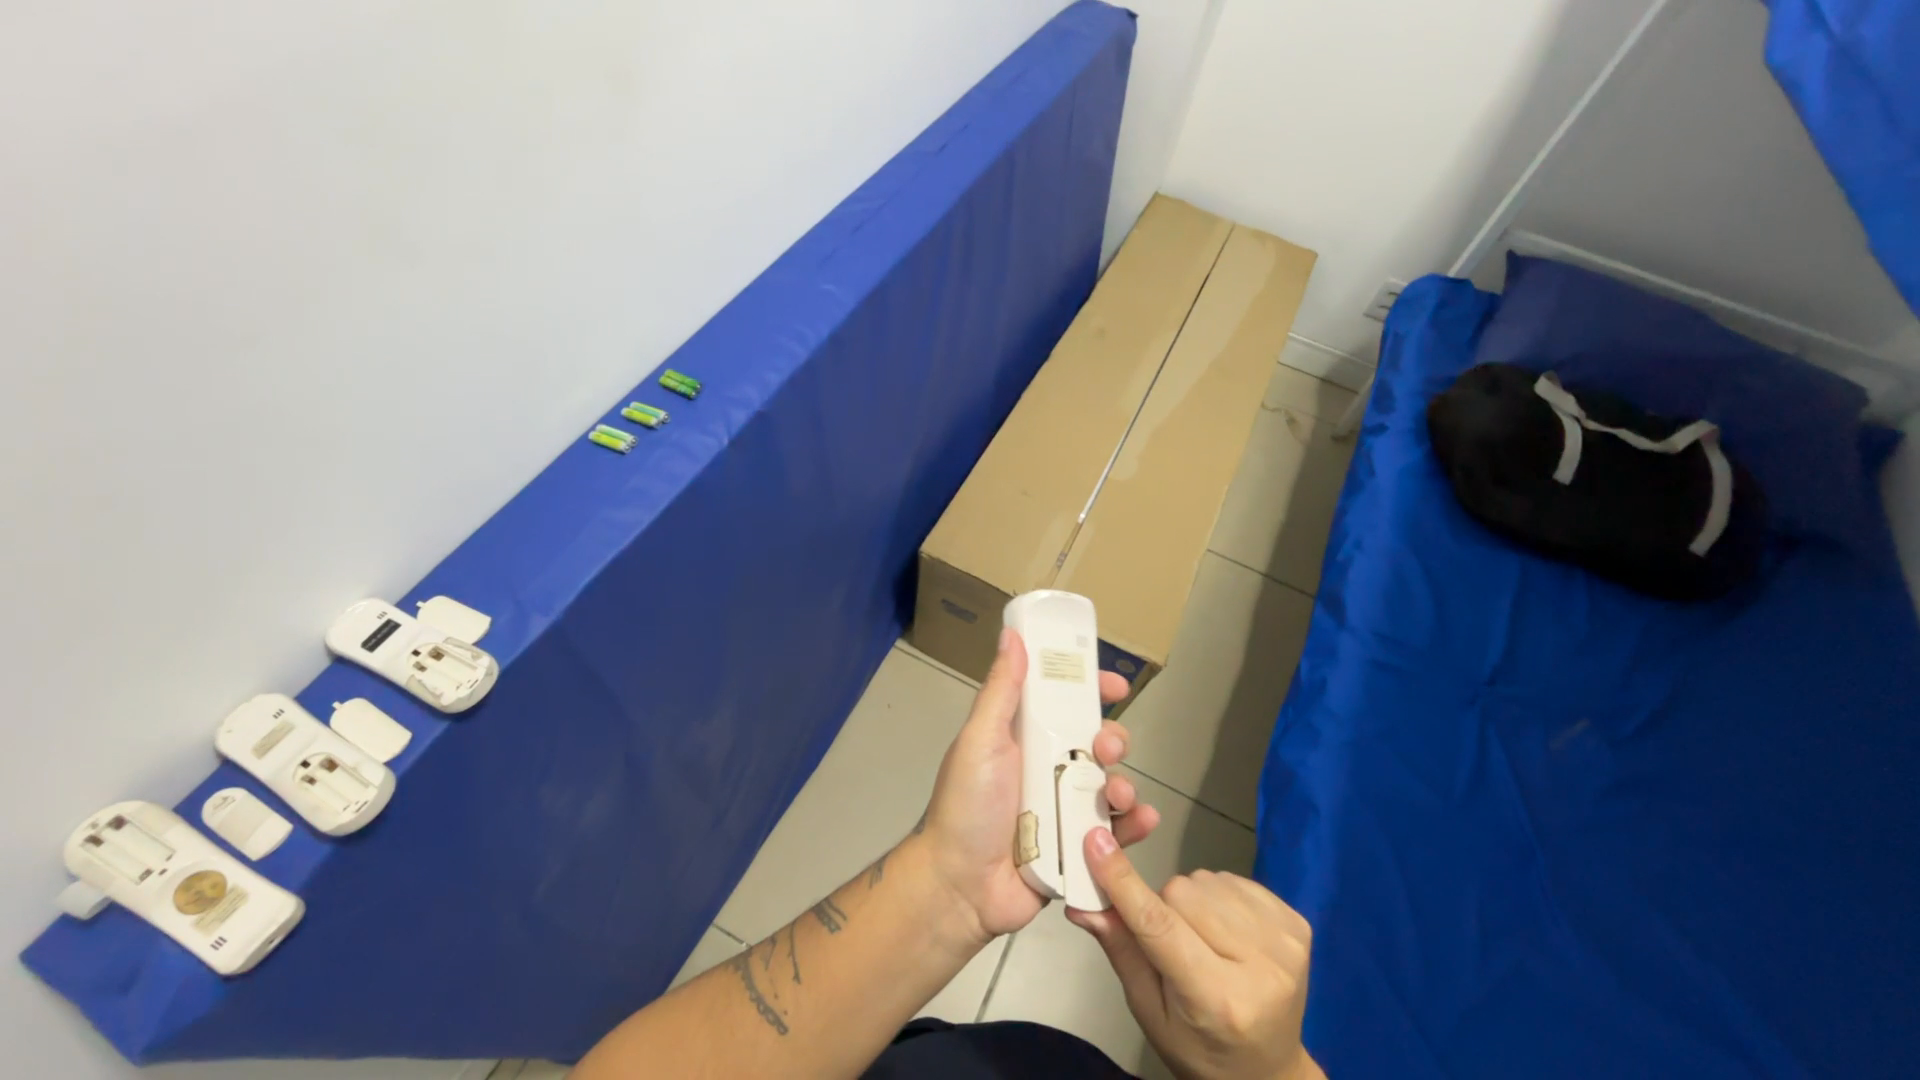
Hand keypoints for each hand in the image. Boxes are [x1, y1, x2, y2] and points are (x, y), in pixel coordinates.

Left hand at [920, 628, 1161, 942]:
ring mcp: (1065, 810)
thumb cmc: (966, 806)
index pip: (1065, 704)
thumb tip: (1013, 636)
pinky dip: (1134, 825)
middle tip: (1105, 749)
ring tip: (1116, 795)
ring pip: (1113, 785)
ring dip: (1125, 783)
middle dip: (1114, 740)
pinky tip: (1141, 821)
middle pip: (1098, 744)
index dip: (1092, 690)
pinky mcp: (1078, 849)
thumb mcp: (979, 740)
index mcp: (1025, 740)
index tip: (1117, 685)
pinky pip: (1116, 832)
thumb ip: (1001, 691)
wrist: (960, 886)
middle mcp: (1048, 770)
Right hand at [1068, 830, 1321, 1079]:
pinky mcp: (1298, 923)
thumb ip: (1121, 951)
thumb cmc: (1200, 1048)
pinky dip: (1218, 896)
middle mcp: (1260, 966)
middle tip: (1171, 943)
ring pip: (1206, 880)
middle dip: (1163, 905)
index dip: (1124, 882)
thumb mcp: (1150, 1013)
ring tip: (1202, 940)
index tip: (1096, 843)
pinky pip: (1233, 879)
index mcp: (1217, 999)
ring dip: (1192, 900)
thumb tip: (1082, 904)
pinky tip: (1225, 930)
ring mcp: (1286, 941)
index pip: (1160, 927)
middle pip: (1182, 892)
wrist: (1270, 1070)